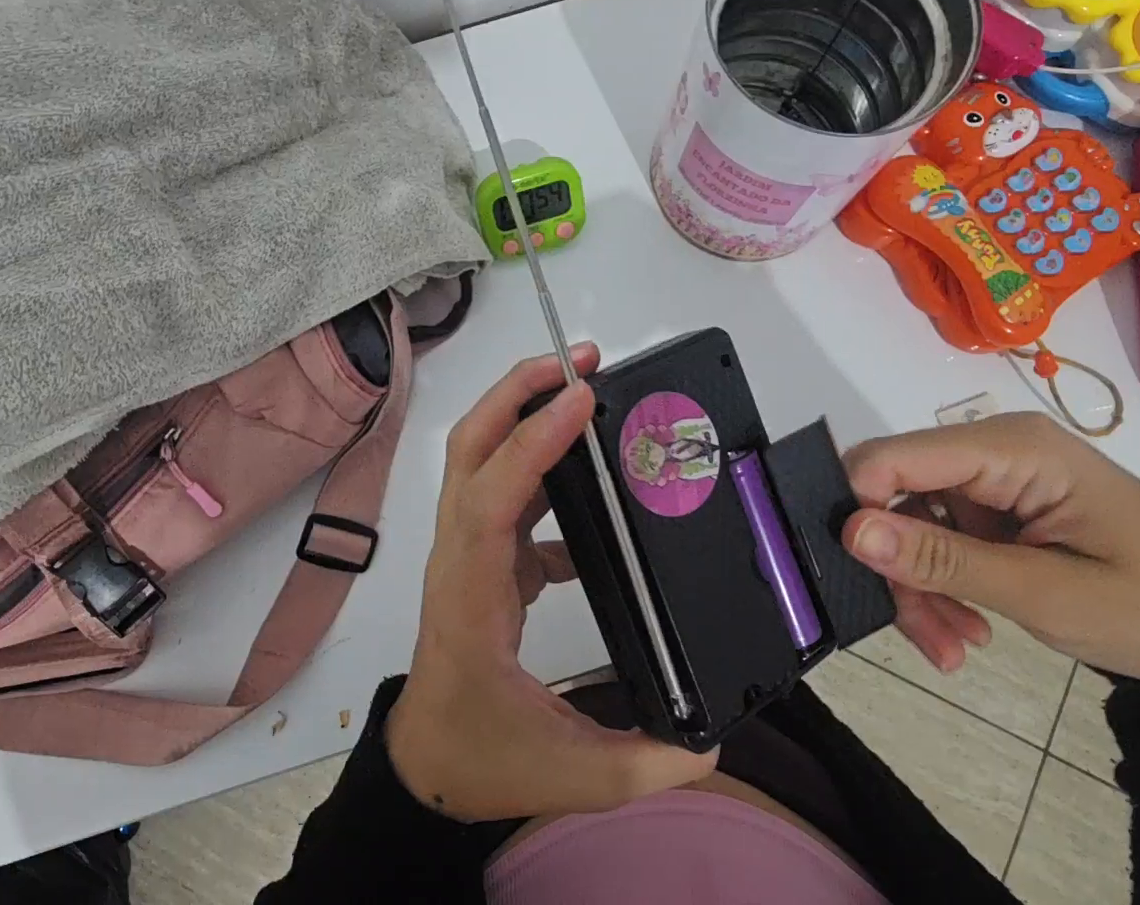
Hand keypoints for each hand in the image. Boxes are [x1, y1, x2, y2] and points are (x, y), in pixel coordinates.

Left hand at [385, 345, 717, 821]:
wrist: (426, 765)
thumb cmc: (480, 759)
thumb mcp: (571, 775)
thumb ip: (647, 762)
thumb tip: (713, 739)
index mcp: (472, 601)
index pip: (490, 501)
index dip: (530, 444)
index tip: (579, 401)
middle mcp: (460, 561)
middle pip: (470, 451)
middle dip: (515, 394)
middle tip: (577, 364)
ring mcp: (469, 554)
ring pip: (483, 461)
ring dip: (525, 416)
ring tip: (586, 393)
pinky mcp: (485, 560)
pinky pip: (510, 497)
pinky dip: (544, 474)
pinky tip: (592, 491)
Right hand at [840, 412, 1139, 684]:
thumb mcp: (1051, 594)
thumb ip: (944, 560)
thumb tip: (848, 531)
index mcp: (1012, 450)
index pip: (890, 456)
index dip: (857, 508)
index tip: (862, 574)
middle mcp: (992, 451)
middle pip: (893, 494)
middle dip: (892, 563)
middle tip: (920, 632)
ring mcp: (993, 481)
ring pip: (907, 525)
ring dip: (916, 587)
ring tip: (950, 648)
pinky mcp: (995, 511)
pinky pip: (937, 542)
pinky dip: (938, 588)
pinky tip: (964, 633)